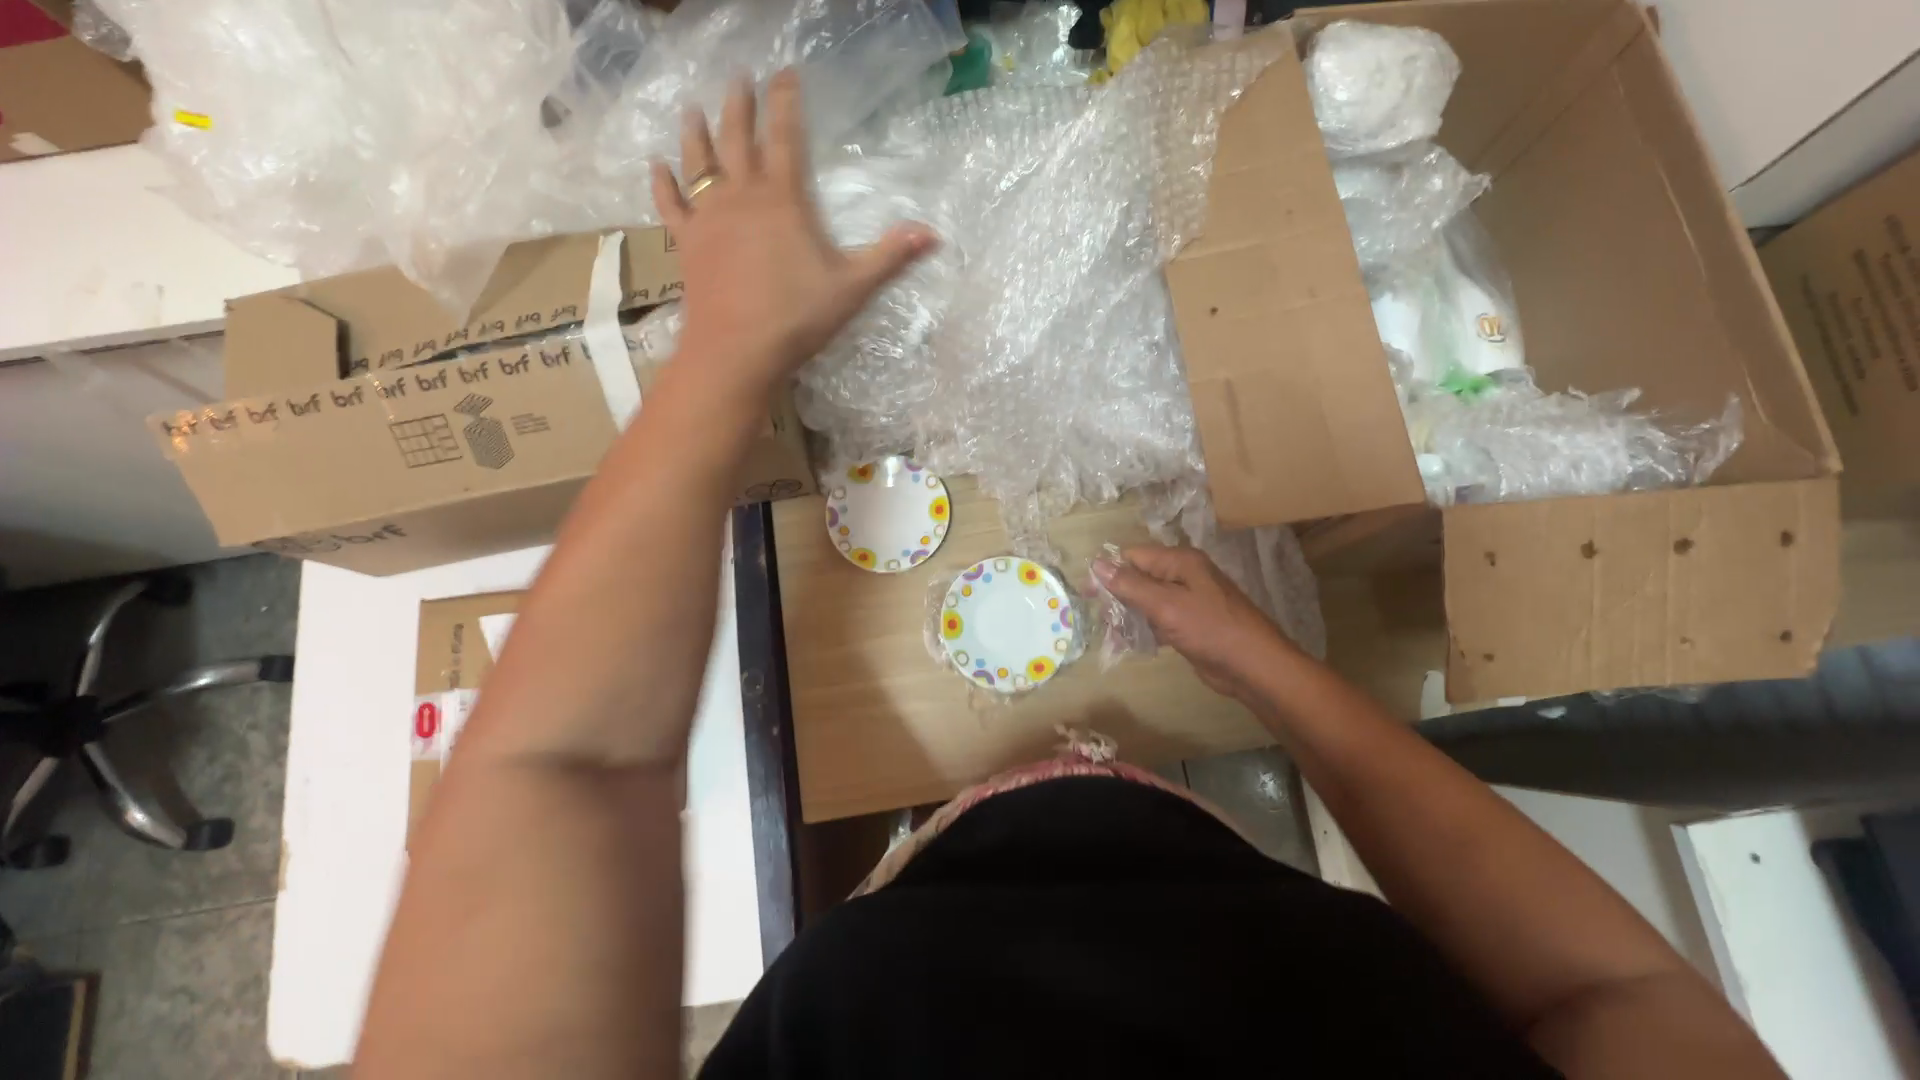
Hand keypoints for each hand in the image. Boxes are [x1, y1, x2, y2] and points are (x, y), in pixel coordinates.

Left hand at [650, 70, 936, 393]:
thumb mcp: (852, 287)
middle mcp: (741, 197)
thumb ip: (890, 256)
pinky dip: (663, 182)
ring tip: (693, 107)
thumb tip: (932, 235)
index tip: (785, 73)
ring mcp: (708, 218)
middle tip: (739, 78)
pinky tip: (657, 165)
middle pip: (737, 138)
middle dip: (740, 105)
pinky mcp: (686, 243)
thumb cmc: (797, 317)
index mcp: (782, 199)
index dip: (786, 102)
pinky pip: (670, 204)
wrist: (736, 351)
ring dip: (697, 132)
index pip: (785, 137)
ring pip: (699, 163)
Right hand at [1093, 544, 1299, 700]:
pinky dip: (1144, 629)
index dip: (1109, 572)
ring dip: (1128, 616)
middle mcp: (1184, 576)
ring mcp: (1188, 601)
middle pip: (1139, 578)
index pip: (1134, 556)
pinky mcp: (1190, 624)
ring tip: (1114, 637)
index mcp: (1180, 562)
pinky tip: (1132, 645)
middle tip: (1103, 621)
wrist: (1253, 665)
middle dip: (1117, 597)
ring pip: (1147, 601)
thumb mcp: (1165, 605)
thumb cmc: (1210, 629)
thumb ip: (1130, 585)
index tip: (1088, 595)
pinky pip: (1159, 620)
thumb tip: (1097, 564)